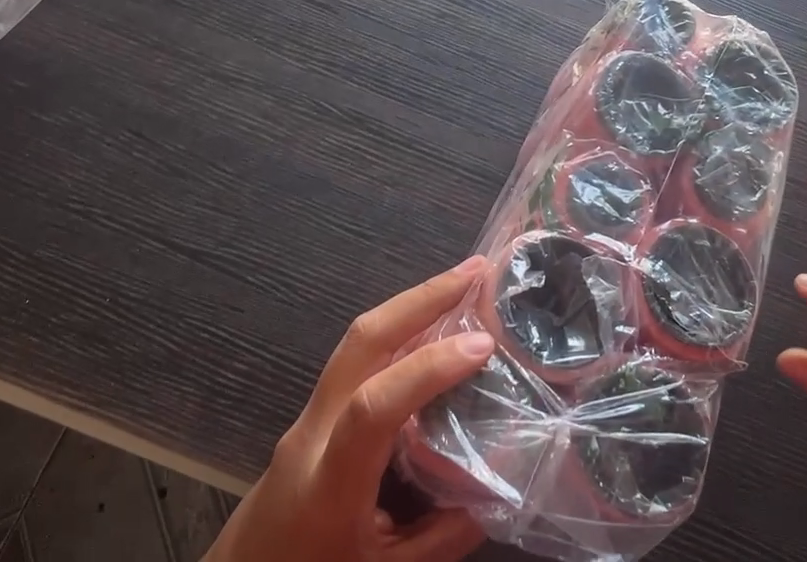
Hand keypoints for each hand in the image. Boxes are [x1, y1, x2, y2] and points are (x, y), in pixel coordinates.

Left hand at [205, 256, 495, 561]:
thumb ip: (441, 536)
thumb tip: (498, 491)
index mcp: (329, 478)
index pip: (374, 406)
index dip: (428, 369)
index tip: (482, 345)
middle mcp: (314, 430)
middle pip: (360, 342)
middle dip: (420, 298)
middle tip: (476, 270)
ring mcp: (308, 416)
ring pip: (356, 342)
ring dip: (410, 306)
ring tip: (462, 285)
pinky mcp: (311, 416)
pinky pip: (356, 360)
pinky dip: (397, 333)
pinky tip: (430, 332)